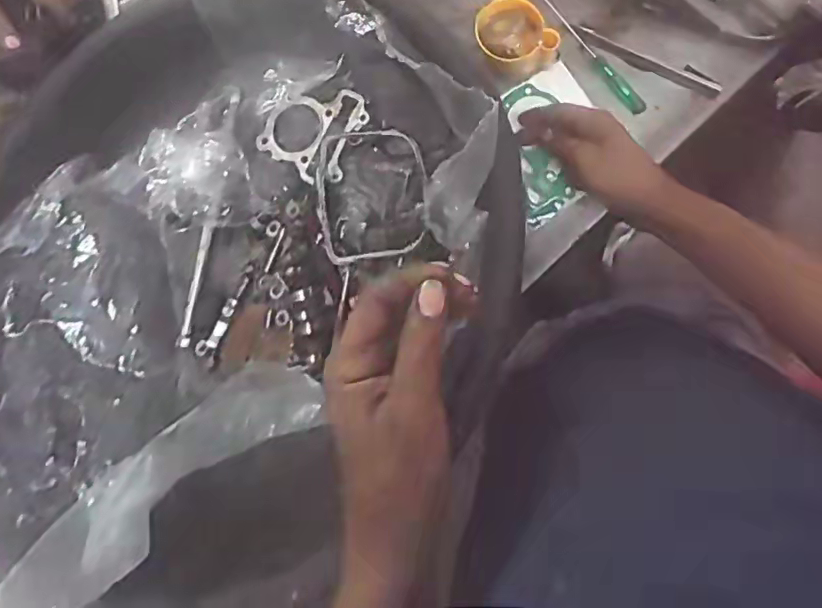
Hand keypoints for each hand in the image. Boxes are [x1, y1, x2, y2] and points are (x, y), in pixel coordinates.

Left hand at [326, 265, 476, 607]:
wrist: (401, 544)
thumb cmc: (401, 478)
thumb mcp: (414, 407)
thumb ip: (422, 343)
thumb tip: (434, 285)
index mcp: (348, 363)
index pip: (375, 299)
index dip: (413, 278)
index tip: (455, 275)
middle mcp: (360, 361)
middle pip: (390, 306)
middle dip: (428, 289)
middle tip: (472, 291)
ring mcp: (380, 376)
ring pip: (406, 322)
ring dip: (437, 305)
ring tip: (473, 301)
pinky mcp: (401, 388)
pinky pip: (418, 343)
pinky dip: (440, 327)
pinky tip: (463, 322)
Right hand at [517, 104, 677, 221]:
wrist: (650, 201)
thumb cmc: (616, 177)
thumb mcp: (583, 159)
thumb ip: (559, 143)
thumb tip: (538, 130)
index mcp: (594, 119)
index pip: (559, 110)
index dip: (536, 115)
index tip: (515, 123)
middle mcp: (599, 125)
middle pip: (565, 122)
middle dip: (542, 129)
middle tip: (520, 140)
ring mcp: (604, 142)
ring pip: (572, 138)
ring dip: (554, 144)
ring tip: (532, 152)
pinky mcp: (606, 160)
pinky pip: (580, 154)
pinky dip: (566, 158)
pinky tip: (556, 168)